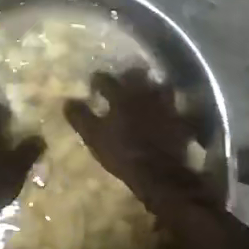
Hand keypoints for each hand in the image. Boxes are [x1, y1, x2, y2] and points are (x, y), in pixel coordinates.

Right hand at [65, 69, 210, 213]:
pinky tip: (171, 111)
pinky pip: (179, 108)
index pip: (105, 79)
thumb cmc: (122, 153)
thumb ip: (81, 117)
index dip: (97, 80)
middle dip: (128, 74)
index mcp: (120, 96)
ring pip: (160, 86)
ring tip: (149, 91)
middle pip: (137, 74)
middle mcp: (144, 94)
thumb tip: (67, 101)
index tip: (93, 83)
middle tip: (123, 80)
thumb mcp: (94, 137)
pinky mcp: (180, 120)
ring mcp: (165, 105)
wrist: (159, 173)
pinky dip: (175, 108)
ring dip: (154, 86)